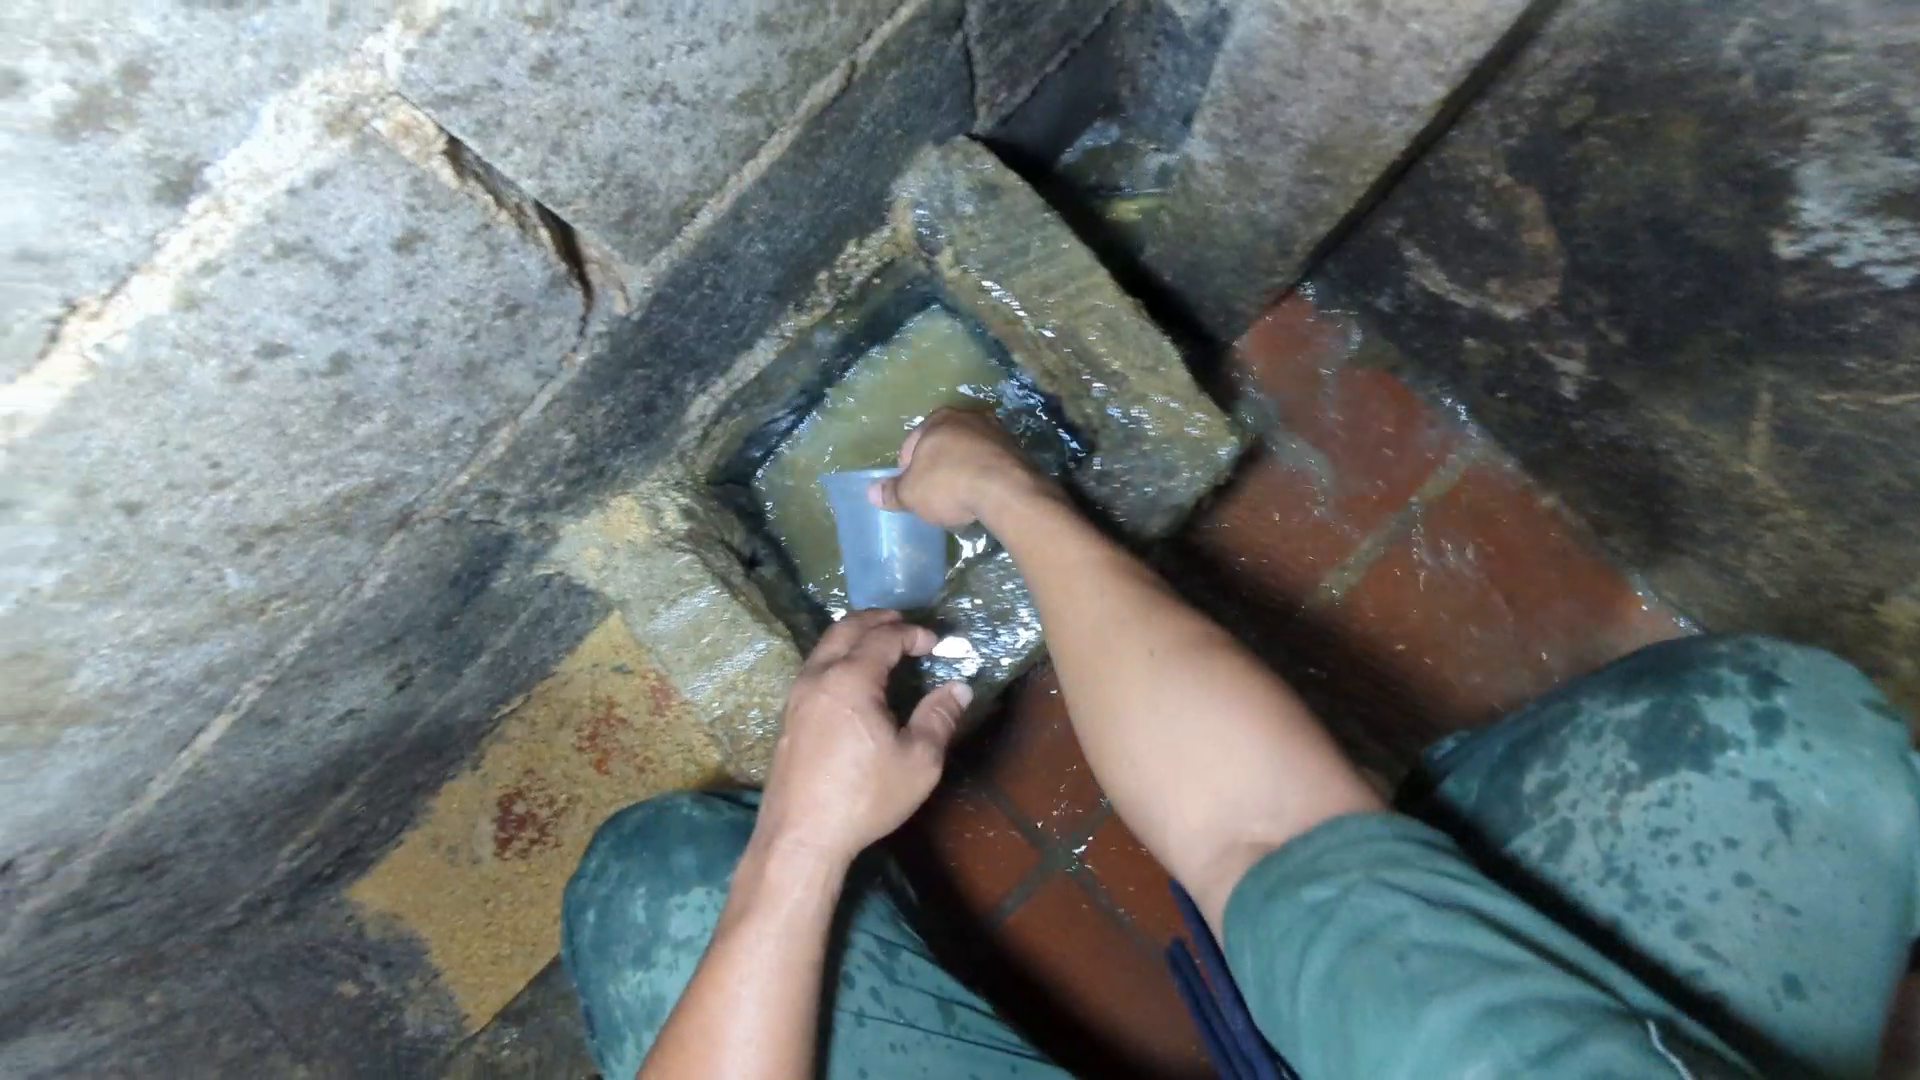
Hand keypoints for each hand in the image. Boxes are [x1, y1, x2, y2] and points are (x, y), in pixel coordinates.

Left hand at [755, 610, 973, 865]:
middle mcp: (819, 676)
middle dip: (877, 620)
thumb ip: (939, 717)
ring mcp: (798, 695)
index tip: (936, 644)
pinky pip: (815, 667)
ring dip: (854, 636)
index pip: (884, 638)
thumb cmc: (864, 796)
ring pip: (825, 646)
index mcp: (851, 679)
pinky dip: (838, 656)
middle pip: (846, 629)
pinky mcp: (788, 716)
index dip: (913, 634)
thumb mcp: (918, 760)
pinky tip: (852, 677)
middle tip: (902, 621)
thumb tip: (959, 688)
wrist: (801, 836)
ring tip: (879, 643)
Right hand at [870, 408, 1058, 528]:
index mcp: (938, 419)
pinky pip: (992, 464)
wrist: (1006, 490)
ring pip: (970, 452)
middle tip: (934, 494)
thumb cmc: (949, 484)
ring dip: (963, 471)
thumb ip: (892, 492)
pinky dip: (985, 476)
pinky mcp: (1018, 450)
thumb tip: (872, 493)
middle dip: (938, 466)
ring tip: (960, 498)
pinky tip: (982, 497)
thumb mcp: (912, 493)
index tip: (910, 489)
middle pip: (944, 445)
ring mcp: (997, 431)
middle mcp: (968, 417)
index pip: (913, 443)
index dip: (907, 468)